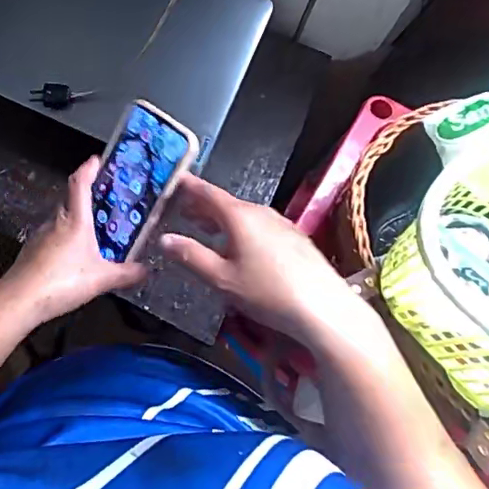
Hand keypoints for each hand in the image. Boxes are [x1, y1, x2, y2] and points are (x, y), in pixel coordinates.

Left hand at [0, 156, 149, 322]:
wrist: (18, 301)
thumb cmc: (59, 283)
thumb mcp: (101, 279)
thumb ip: (126, 274)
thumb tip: (145, 270)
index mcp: (74, 220)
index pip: (80, 183)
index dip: (89, 169)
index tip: (97, 160)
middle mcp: (56, 222)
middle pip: (71, 200)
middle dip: (87, 197)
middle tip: (105, 199)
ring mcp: (41, 236)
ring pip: (61, 220)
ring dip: (76, 220)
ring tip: (95, 231)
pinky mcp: (32, 251)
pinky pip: (53, 238)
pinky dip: (65, 240)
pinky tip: (75, 257)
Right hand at [159, 174, 379, 346]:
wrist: (323, 307)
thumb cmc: (268, 292)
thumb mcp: (222, 278)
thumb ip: (191, 256)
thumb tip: (165, 239)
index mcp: (239, 216)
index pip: (207, 193)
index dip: (188, 186)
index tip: (174, 180)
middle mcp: (260, 213)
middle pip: (225, 204)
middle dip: (202, 206)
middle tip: (181, 209)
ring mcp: (280, 224)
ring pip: (243, 216)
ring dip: (221, 220)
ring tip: (204, 228)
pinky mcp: (293, 239)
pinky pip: (259, 227)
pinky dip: (240, 230)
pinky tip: (238, 247)